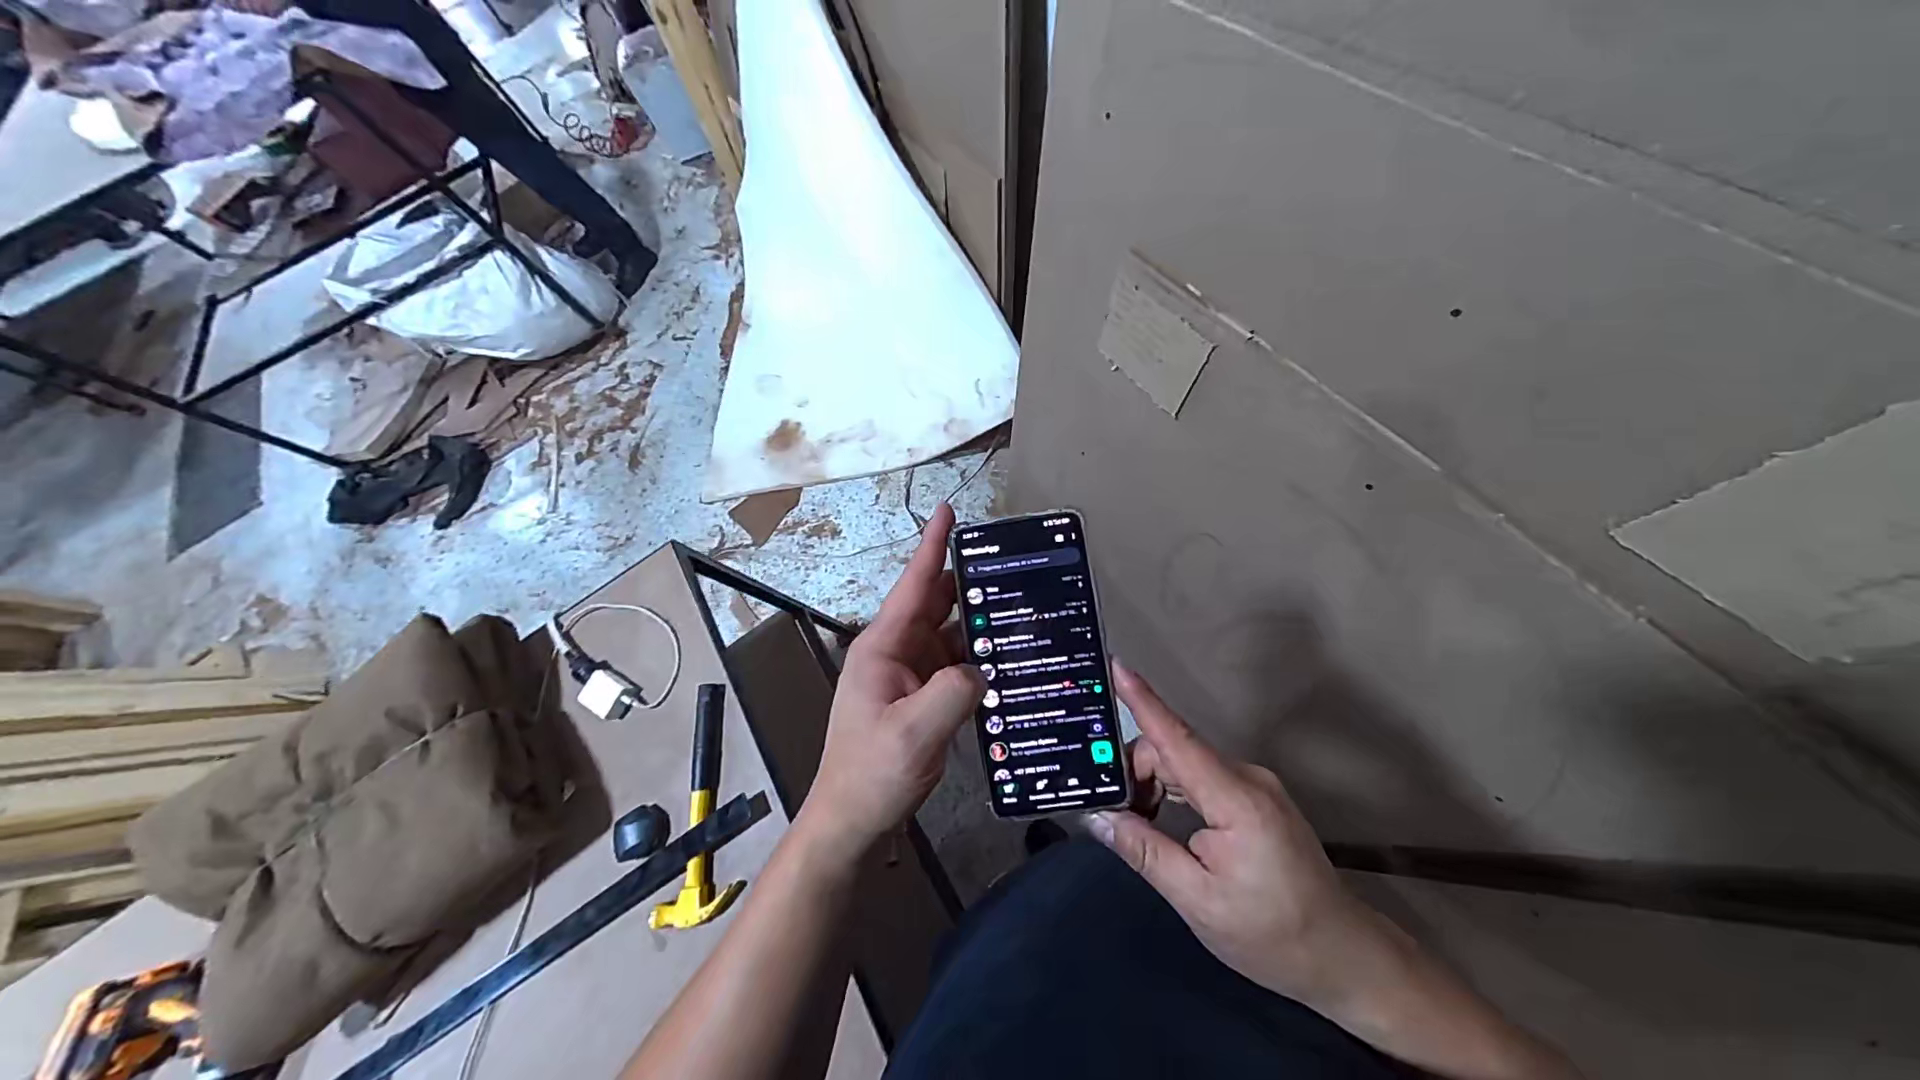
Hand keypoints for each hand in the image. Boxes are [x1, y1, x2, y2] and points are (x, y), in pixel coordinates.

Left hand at [800, 503, 983, 859]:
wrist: (852, 819)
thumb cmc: (871, 772)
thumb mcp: (914, 732)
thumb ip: (954, 692)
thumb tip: (982, 668)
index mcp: (883, 647)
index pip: (913, 586)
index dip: (932, 547)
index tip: (949, 513)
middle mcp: (896, 652)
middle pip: (937, 605)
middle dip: (970, 583)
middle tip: (1013, 566)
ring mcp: (910, 675)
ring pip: (951, 636)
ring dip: (981, 626)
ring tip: (1022, 611)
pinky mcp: (922, 697)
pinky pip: (956, 667)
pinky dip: (979, 660)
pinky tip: (1007, 660)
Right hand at [1089, 661, 1380, 1007]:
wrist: (1341, 954)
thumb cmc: (1271, 934)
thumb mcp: (1196, 900)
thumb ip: (1144, 851)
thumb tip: (1098, 817)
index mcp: (1236, 800)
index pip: (1178, 739)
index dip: (1144, 701)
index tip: (1117, 666)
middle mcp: (1246, 778)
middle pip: (1173, 751)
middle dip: (1134, 772)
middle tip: (1113, 812)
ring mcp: (1253, 784)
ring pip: (1184, 761)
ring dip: (1151, 782)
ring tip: (1136, 821)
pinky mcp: (1253, 794)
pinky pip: (1199, 774)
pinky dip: (1171, 788)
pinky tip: (1159, 817)